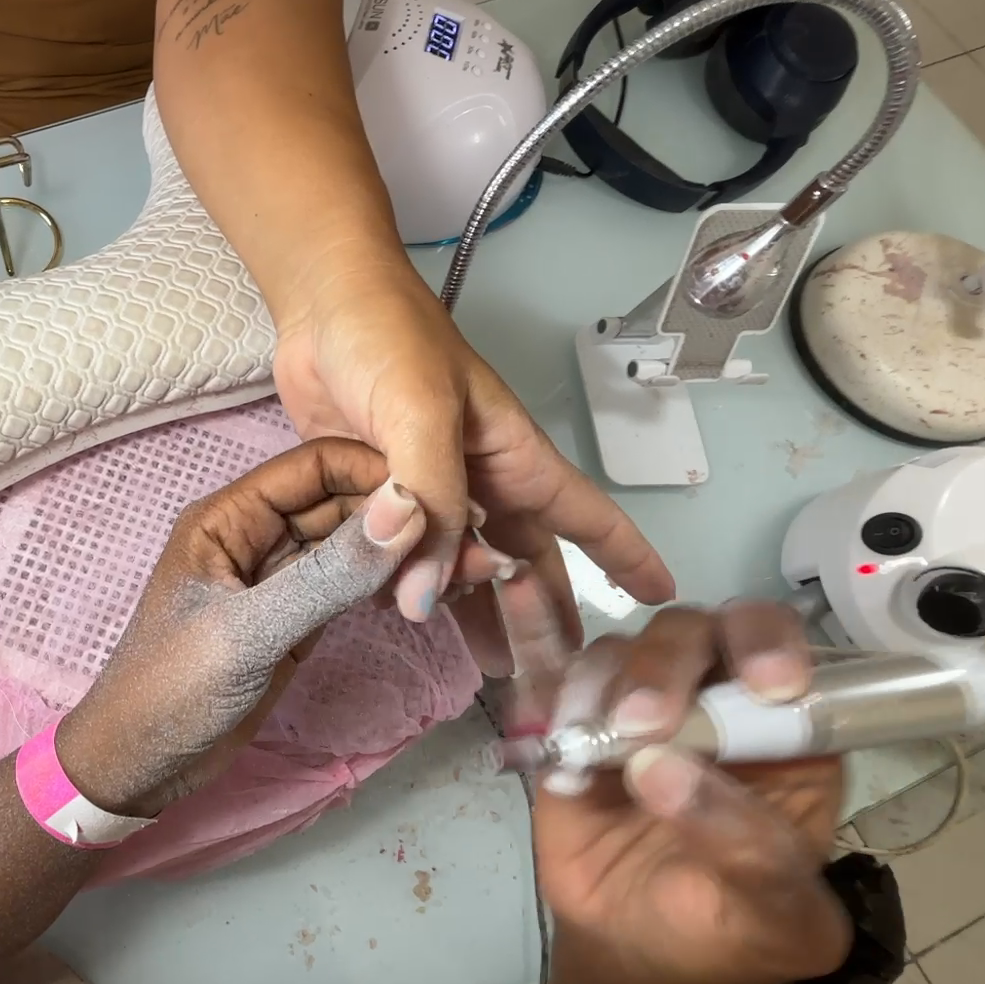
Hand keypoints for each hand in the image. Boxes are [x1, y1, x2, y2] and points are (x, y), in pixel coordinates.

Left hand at [54, 438, 505, 817]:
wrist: (142, 765)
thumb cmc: (176, 691)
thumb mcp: (250, 632)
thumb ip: (326, 574)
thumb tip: (405, 508)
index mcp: (228, 517)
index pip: (314, 467)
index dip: (377, 472)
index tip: (445, 494)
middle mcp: (254, 534)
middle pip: (338, 503)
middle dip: (399, 516)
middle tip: (479, 538)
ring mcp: (275, 577)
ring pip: (347, 546)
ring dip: (400, 553)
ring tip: (473, 566)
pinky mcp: (293, 616)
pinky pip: (345, 586)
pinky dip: (383, 586)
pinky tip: (428, 590)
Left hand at [273, 263, 675, 665]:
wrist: (321, 306)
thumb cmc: (388, 341)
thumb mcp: (423, 413)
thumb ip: (432, 501)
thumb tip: (430, 601)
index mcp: (507, 456)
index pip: (582, 514)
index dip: (625, 557)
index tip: (663, 605)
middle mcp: (473, 481)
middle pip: (522, 558)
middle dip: (541, 612)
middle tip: (554, 677)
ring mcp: (422, 491)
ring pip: (459, 563)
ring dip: (474, 610)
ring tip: (493, 668)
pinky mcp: (374, 497)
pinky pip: (399, 552)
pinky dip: (405, 584)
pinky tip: (403, 617)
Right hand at [503, 578, 848, 983]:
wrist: (628, 942)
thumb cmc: (722, 929)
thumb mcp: (774, 913)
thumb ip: (743, 843)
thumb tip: (657, 769)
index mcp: (781, 733)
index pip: (783, 655)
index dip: (769, 647)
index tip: (762, 685)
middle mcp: (705, 699)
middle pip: (689, 634)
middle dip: (662, 669)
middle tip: (638, 727)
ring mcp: (628, 700)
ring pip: (613, 650)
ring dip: (596, 685)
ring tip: (581, 746)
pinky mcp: (563, 713)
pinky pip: (544, 662)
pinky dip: (528, 626)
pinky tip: (516, 590)